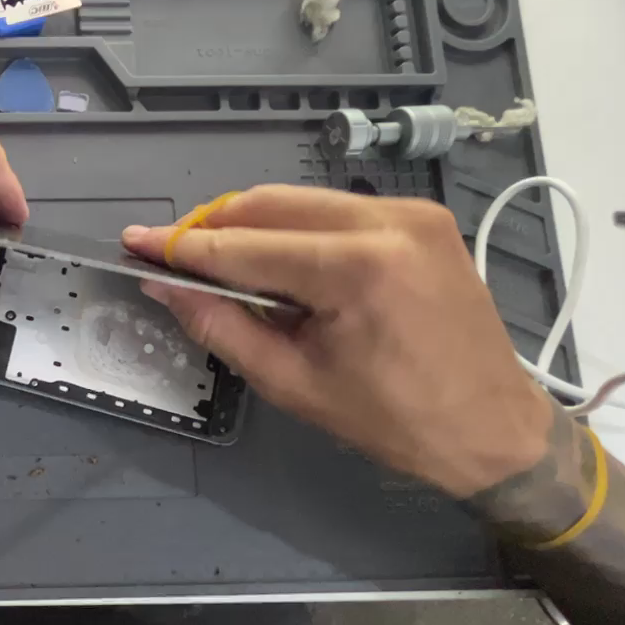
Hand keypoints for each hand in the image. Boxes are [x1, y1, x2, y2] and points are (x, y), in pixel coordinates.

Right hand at [122, 185, 554, 497]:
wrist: (492, 426)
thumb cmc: (388, 418)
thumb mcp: (288, 380)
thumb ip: (218, 324)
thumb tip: (163, 286)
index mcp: (355, 270)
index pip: (240, 247)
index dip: (178, 246)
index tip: (132, 240)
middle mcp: (385, 221)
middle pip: (264, 204)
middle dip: (208, 228)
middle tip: (170, 258)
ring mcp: (408, 211)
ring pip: (294, 198)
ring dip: (245, 225)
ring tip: (217, 264)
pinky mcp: (419, 216)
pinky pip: (328, 207)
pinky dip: (287, 227)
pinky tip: (275, 262)